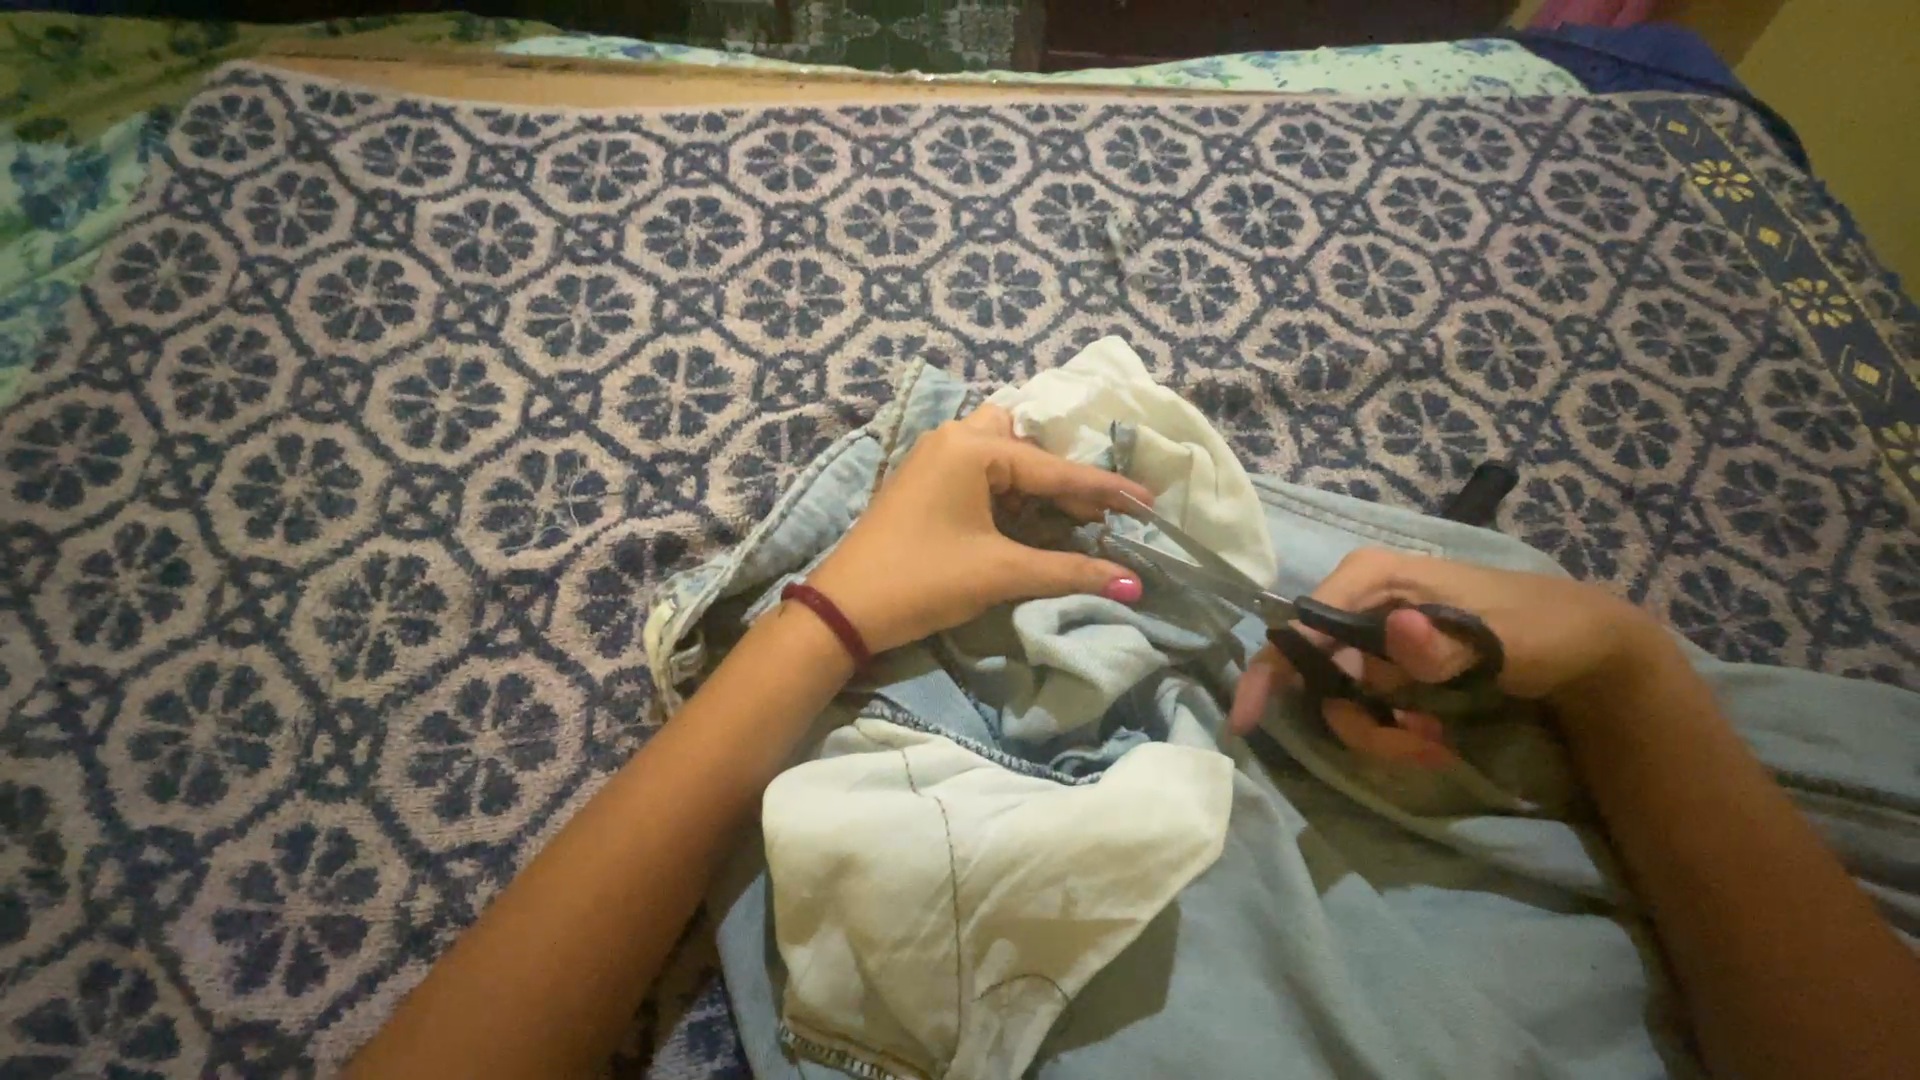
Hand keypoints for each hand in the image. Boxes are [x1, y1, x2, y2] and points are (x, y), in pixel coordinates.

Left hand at [804, 406, 1149, 653]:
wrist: (844, 609)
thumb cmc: (922, 580)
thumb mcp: (999, 573)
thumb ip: (1068, 572)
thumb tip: (1131, 584)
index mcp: (971, 448)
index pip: (1053, 469)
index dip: (1104, 490)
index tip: (1149, 501)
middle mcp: (952, 440)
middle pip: (1026, 444)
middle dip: (1063, 476)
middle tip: (1097, 511)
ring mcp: (933, 460)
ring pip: (1000, 456)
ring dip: (1034, 483)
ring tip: (1069, 517)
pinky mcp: (924, 485)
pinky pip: (979, 474)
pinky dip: (1009, 493)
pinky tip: (1029, 520)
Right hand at [1228, 549, 1675, 766]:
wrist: (1581, 646)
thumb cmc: (1537, 627)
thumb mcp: (1500, 637)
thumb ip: (1442, 644)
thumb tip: (1397, 630)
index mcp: (1368, 578)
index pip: (1297, 626)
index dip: (1268, 674)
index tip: (1246, 723)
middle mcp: (1354, 602)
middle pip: (1315, 671)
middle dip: (1357, 721)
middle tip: (1411, 747)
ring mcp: (1366, 635)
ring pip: (1339, 697)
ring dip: (1381, 733)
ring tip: (1434, 745)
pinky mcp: (1382, 663)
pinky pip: (1363, 705)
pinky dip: (1393, 730)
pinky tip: (1433, 736)